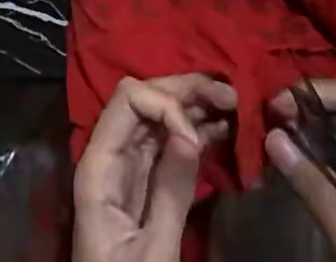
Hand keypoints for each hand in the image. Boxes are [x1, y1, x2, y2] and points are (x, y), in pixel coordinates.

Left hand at [74, 74, 237, 261]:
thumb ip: (170, 192)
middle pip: (146, 97)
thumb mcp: (152, 254)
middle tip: (232, 96)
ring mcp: (131, 164)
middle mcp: (112, 153)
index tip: (194, 137)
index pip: (128, 99)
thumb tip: (189, 133)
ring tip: (235, 105)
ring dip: (198, 104)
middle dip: (187, 90)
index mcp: (100, 166)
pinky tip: (225, 128)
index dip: (164, 104)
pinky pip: (171, 140)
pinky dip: (198, 129)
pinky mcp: (148, 179)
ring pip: (162, 113)